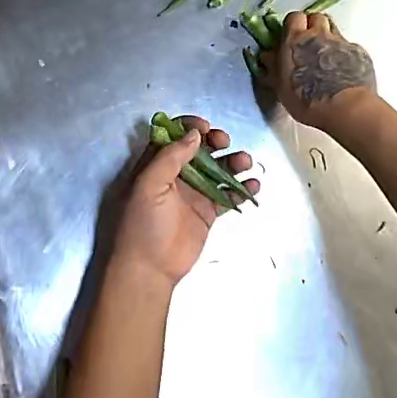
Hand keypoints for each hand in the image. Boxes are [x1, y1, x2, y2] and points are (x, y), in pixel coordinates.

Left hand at [112, 115, 258, 285]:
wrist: (147, 270)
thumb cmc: (141, 225)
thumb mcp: (148, 185)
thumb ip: (170, 157)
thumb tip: (194, 134)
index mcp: (155, 166)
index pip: (173, 137)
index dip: (189, 127)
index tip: (206, 127)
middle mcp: (175, 176)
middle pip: (199, 150)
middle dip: (214, 142)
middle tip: (225, 142)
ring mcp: (193, 194)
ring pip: (217, 170)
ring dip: (233, 162)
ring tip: (246, 162)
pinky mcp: (207, 213)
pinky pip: (228, 195)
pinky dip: (242, 189)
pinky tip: (254, 185)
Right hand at [258, 11, 383, 136]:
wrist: (345, 107)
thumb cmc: (306, 98)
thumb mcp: (281, 86)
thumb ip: (274, 67)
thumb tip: (267, 55)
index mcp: (296, 40)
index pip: (294, 17)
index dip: (294, 25)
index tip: (292, 37)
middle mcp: (319, 34)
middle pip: (316, 17)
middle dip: (313, 26)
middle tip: (309, 44)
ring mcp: (341, 41)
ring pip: (334, 28)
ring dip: (329, 36)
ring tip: (326, 54)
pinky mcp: (359, 52)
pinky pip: (349, 46)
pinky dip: (345, 52)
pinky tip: (344, 68)